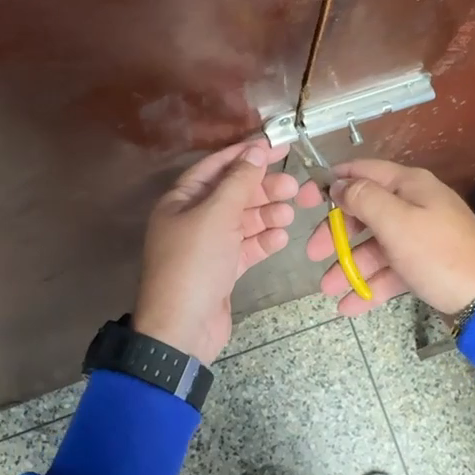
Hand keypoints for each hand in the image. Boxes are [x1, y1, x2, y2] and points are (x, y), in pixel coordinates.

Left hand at [134, 141, 322, 362]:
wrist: (182, 328)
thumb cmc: (193, 265)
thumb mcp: (216, 216)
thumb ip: (238, 183)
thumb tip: (256, 152)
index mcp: (180, 201)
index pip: (216, 167)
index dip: (245, 154)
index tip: (277, 146)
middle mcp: (192, 219)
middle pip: (232, 194)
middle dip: (262, 188)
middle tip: (293, 186)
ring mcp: (207, 247)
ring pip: (243, 221)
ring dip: (266, 214)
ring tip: (290, 212)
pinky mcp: (222, 270)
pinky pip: (246, 247)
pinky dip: (263, 241)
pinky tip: (281, 237)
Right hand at [305, 159, 474, 316]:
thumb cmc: (439, 254)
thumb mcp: (397, 223)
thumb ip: (363, 199)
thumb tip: (339, 184)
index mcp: (409, 185)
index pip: (362, 172)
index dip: (331, 182)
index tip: (304, 200)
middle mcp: (413, 206)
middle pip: (364, 213)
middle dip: (336, 234)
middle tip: (314, 254)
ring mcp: (419, 237)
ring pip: (374, 247)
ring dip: (349, 267)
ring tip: (329, 290)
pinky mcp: (423, 266)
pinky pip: (389, 271)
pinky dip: (369, 286)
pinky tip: (349, 307)